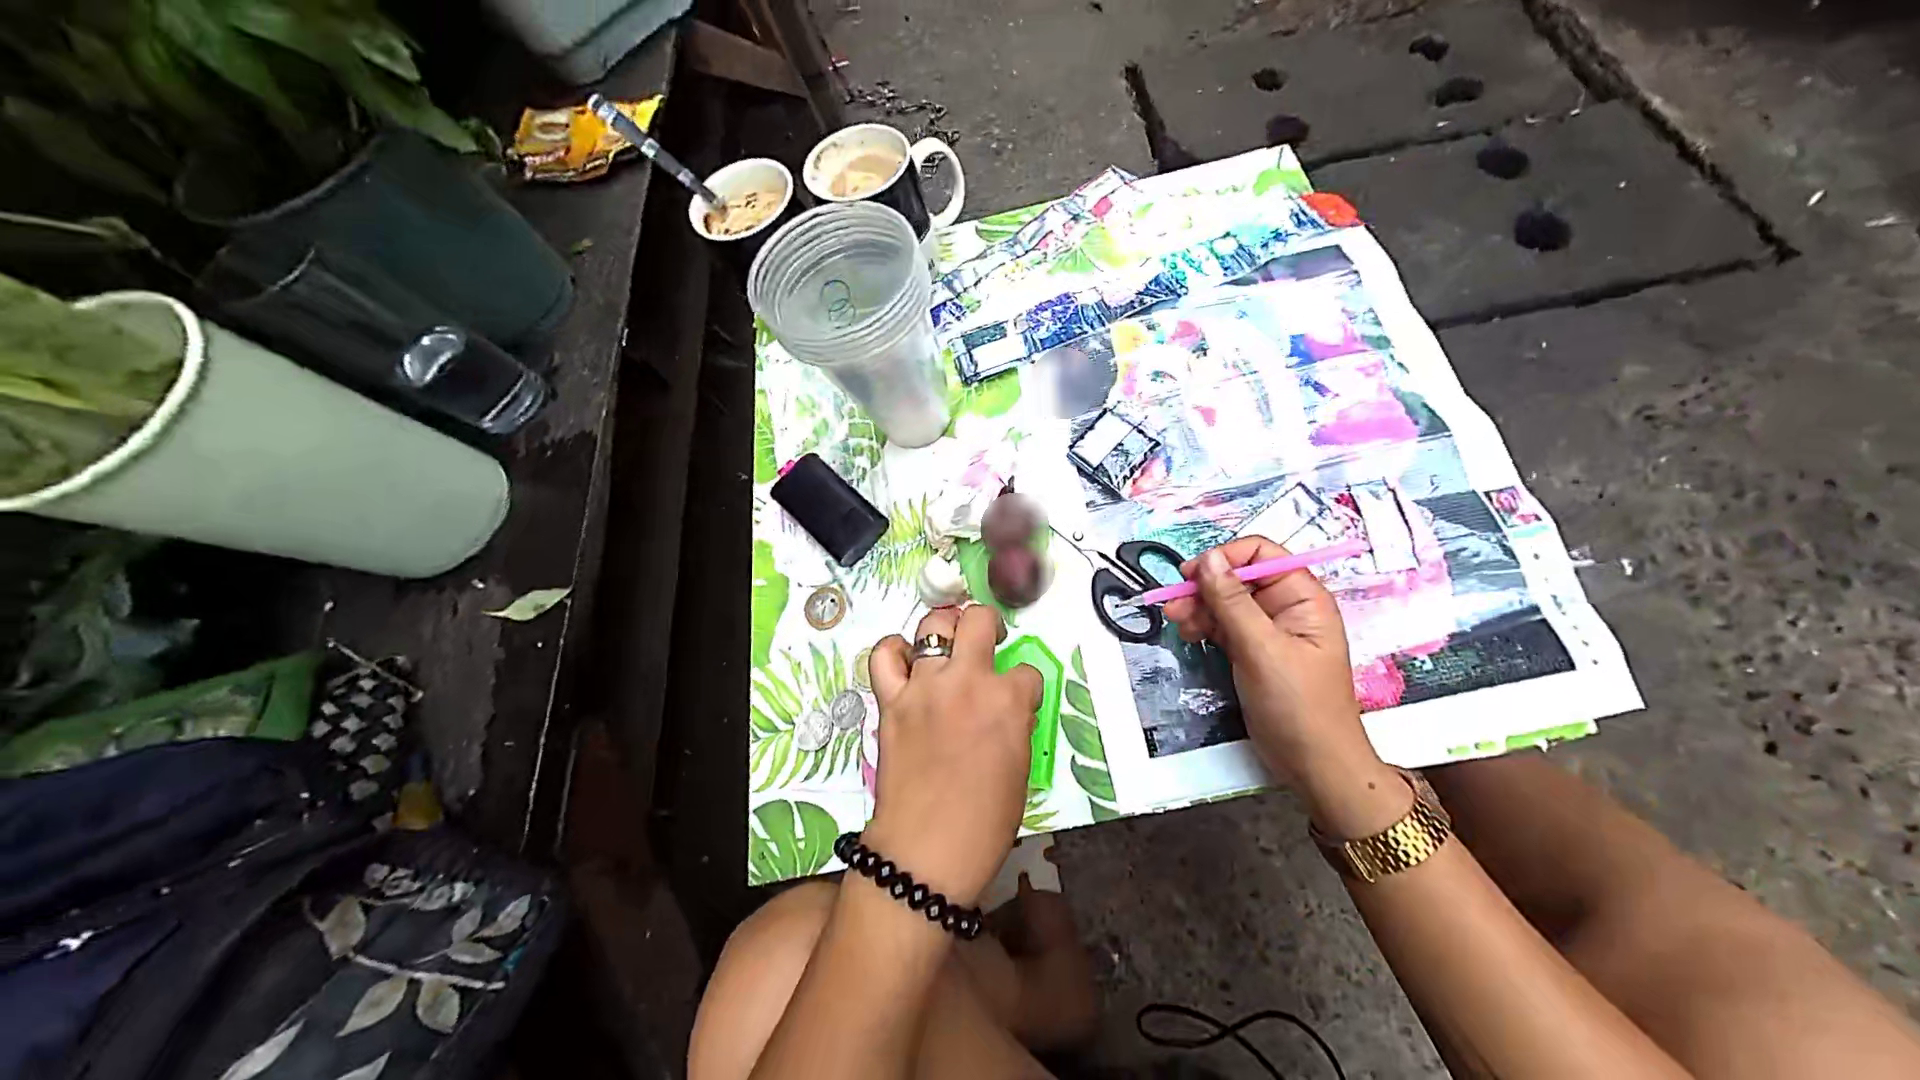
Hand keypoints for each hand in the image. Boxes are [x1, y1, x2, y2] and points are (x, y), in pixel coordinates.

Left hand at [867, 604, 1042, 904]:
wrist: (926, 851)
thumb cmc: (985, 823)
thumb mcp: (1020, 769)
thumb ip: (1015, 726)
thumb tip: (1007, 709)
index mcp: (1008, 701)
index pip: (1027, 672)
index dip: (1024, 688)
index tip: (1017, 703)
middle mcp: (967, 681)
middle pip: (979, 620)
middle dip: (989, 624)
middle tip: (987, 641)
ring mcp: (925, 686)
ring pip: (933, 625)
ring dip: (944, 630)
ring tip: (947, 645)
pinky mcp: (891, 700)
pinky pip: (884, 655)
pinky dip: (894, 652)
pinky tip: (906, 663)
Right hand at [1163, 539, 1396, 830]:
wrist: (1313, 764)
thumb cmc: (1300, 706)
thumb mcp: (1262, 649)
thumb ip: (1232, 602)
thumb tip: (1208, 558)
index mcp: (1302, 598)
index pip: (1261, 554)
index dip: (1226, 558)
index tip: (1193, 575)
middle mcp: (1285, 608)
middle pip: (1237, 578)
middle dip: (1205, 587)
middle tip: (1175, 605)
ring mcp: (1268, 631)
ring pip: (1225, 602)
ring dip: (1198, 607)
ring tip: (1177, 623)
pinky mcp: (1252, 651)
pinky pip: (1222, 625)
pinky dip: (1203, 626)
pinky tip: (1189, 634)